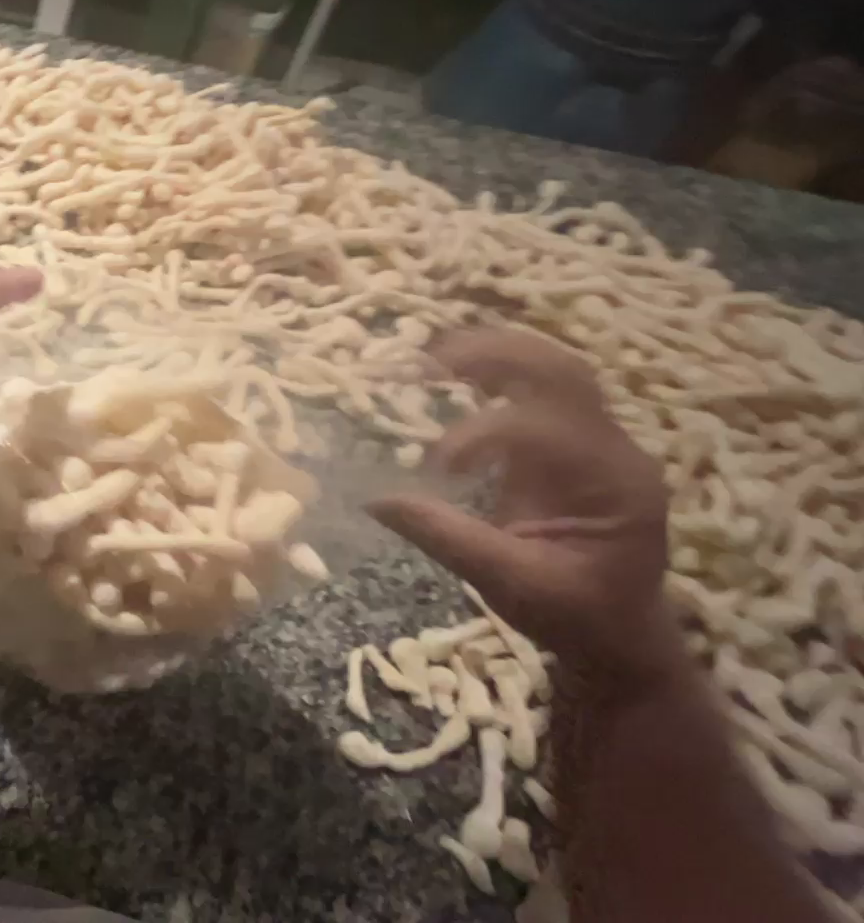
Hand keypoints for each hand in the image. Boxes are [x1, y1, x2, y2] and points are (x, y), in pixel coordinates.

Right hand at [367, 329, 681, 683]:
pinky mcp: (567, 447)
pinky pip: (537, 391)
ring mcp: (593, 443)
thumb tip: (372, 500)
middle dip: (492, 357)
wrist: (620, 635)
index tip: (436, 469)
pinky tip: (452, 377)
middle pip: (560, 374)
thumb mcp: (507, 583)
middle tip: (424, 361)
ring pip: (551, 371)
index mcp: (610, 483)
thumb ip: (444, 536)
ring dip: (492, 357)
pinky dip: (494, 376)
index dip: (480, 435)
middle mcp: (611, 449)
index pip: (542, 428)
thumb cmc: (572, 614)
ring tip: (431, 358)